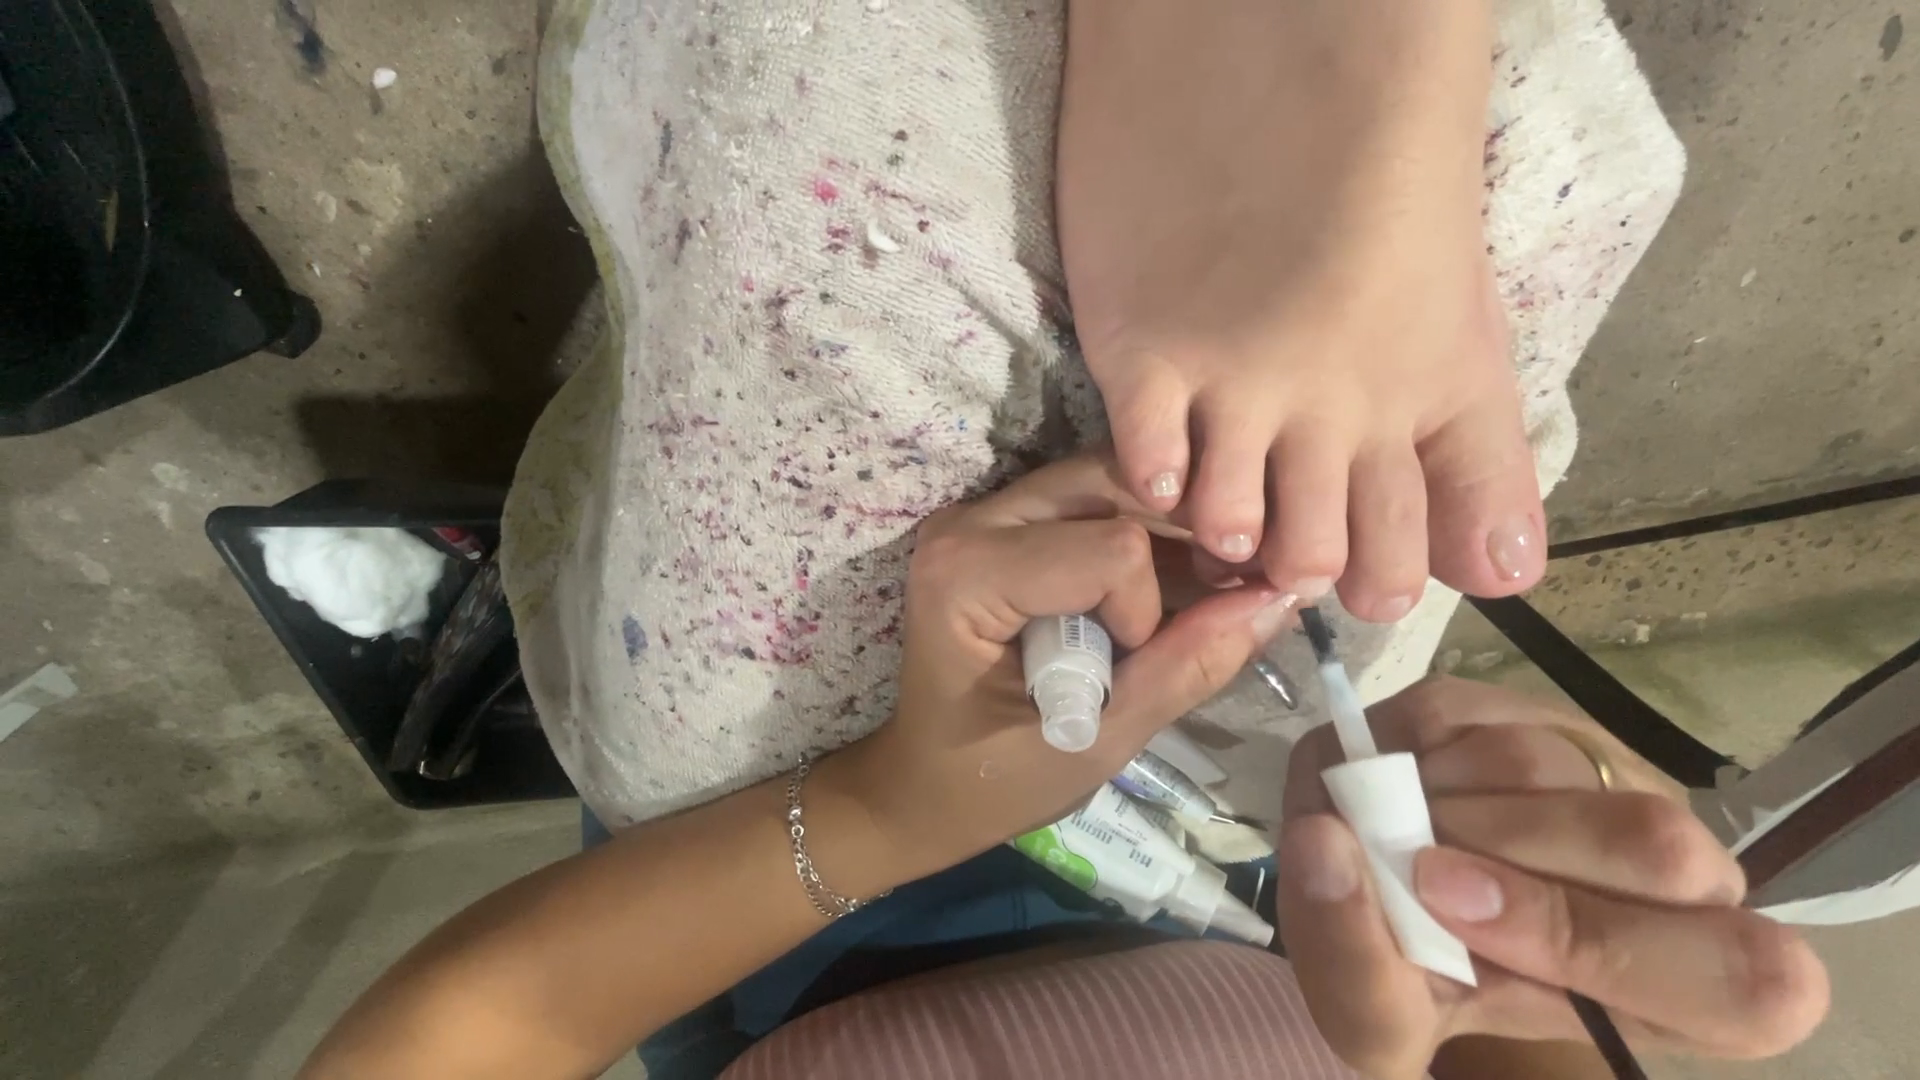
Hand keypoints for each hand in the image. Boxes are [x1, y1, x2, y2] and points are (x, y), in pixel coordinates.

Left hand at [835, 455, 1299, 879]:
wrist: (922, 779)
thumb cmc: (993, 778)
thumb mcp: (1098, 741)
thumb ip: (1185, 667)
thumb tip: (1280, 599)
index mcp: (967, 574)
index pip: (1110, 549)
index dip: (1149, 606)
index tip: (1134, 659)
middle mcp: (968, 522)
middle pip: (1113, 484)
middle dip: (1180, 535)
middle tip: (1220, 590)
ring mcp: (981, 514)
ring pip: (1106, 479)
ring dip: (1166, 529)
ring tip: (1200, 586)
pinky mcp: (1001, 522)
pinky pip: (1089, 499)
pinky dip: (1139, 533)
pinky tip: (1170, 577)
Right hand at [1057, 0, 1544, 620]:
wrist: (1262, 38)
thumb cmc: (1372, 156)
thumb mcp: (1459, 305)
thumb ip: (1472, 447)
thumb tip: (1503, 573)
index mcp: (1431, 388)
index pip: (1425, 548)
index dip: (1390, 578)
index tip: (1360, 571)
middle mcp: (1342, 405)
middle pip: (1325, 558)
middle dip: (1309, 570)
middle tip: (1277, 539)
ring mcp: (1237, 383)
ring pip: (1233, 532)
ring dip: (1226, 533)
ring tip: (1216, 494)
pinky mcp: (1144, 356)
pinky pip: (1149, 473)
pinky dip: (1154, 485)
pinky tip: (1160, 452)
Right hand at [1276, 678, 1829, 1078]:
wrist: (1357, 887)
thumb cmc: (1394, 974)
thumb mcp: (1368, 1019)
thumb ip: (1355, 964)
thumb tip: (1326, 840)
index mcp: (1680, 988)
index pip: (1749, 979)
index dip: (1603, 945)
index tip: (1458, 916)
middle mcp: (1672, 873)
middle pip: (1654, 844)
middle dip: (1503, 861)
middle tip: (1414, 872)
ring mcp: (1591, 771)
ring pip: (1536, 766)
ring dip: (1434, 805)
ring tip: (1390, 833)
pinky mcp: (1503, 709)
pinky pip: (1457, 716)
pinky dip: (1400, 756)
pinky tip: (1388, 789)